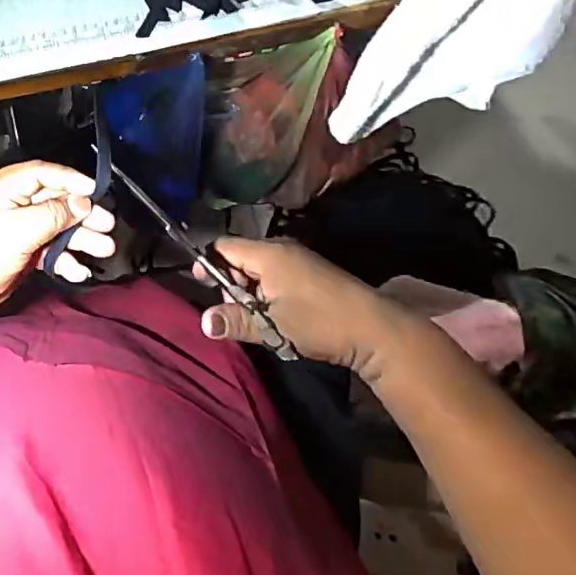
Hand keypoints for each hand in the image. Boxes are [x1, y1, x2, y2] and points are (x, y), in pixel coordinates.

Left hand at [0, 161, 115, 327]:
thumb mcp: (20, 232)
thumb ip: (53, 215)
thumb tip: (81, 202)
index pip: (39, 174)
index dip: (68, 179)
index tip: (92, 188)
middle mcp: (6, 204)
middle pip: (52, 200)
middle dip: (81, 214)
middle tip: (104, 221)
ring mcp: (15, 226)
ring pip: (55, 225)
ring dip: (80, 237)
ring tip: (102, 246)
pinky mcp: (21, 247)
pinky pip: (49, 246)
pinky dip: (65, 257)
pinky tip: (78, 268)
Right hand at [194, 237, 397, 373]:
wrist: (374, 328)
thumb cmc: (319, 322)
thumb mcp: (272, 326)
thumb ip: (236, 320)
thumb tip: (204, 322)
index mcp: (268, 254)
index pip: (225, 246)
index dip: (209, 263)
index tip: (201, 284)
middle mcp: (282, 249)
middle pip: (241, 256)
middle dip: (231, 281)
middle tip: (234, 310)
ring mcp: (299, 259)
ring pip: (260, 267)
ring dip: (251, 290)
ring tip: (257, 317)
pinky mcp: (312, 272)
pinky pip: (277, 273)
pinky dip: (268, 290)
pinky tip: (276, 314)